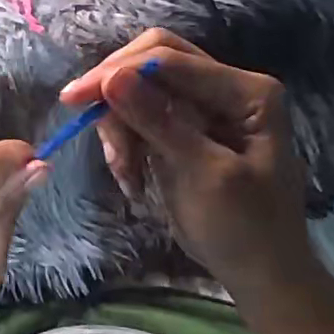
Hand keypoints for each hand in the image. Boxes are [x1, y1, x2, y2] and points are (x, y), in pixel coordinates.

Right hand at [61, 28, 310, 281]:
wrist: (260, 274)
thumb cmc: (246, 228)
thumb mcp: (204, 174)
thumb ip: (158, 122)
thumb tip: (110, 78)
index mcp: (246, 91)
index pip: (170, 60)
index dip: (118, 71)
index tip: (74, 98)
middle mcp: (223, 88)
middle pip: (150, 64)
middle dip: (115, 94)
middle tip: (83, 118)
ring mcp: (200, 108)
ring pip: (137, 91)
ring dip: (119, 127)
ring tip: (125, 173)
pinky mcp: (179, 129)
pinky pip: (137, 118)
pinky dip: (125, 144)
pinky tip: (131, 178)